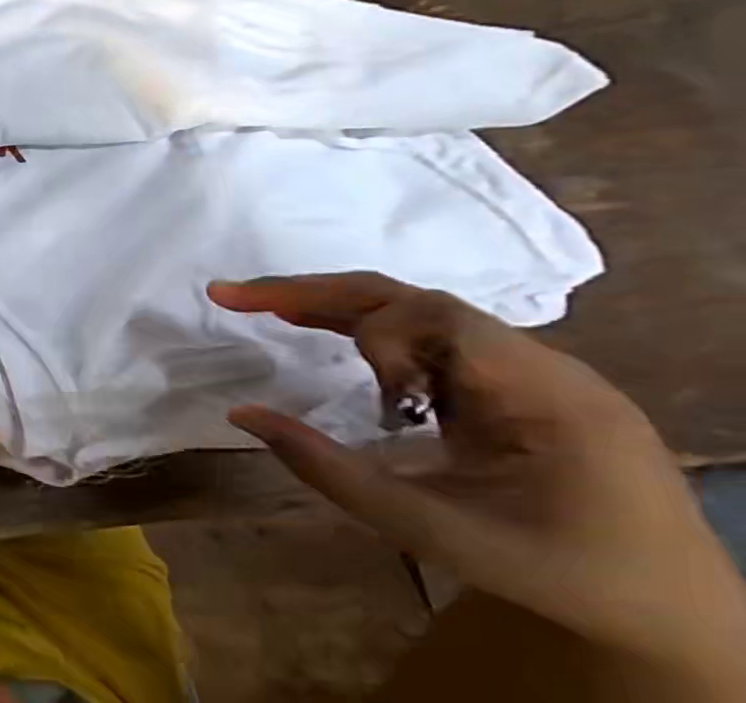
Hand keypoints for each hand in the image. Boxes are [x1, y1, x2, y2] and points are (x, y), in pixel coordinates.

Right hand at [211, 272, 745, 683]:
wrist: (674, 616)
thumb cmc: (562, 576)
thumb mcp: (440, 535)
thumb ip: (335, 474)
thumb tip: (241, 414)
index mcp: (548, 394)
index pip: (444, 318)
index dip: (382, 336)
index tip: (383, 403)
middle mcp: (537, 364)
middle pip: (414, 298)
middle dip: (321, 293)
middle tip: (234, 295)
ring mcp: (522, 370)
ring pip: (412, 310)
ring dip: (334, 306)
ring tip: (260, 306)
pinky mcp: (505, 384)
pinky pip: (424, 337)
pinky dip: (363, 332)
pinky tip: (321, 333)